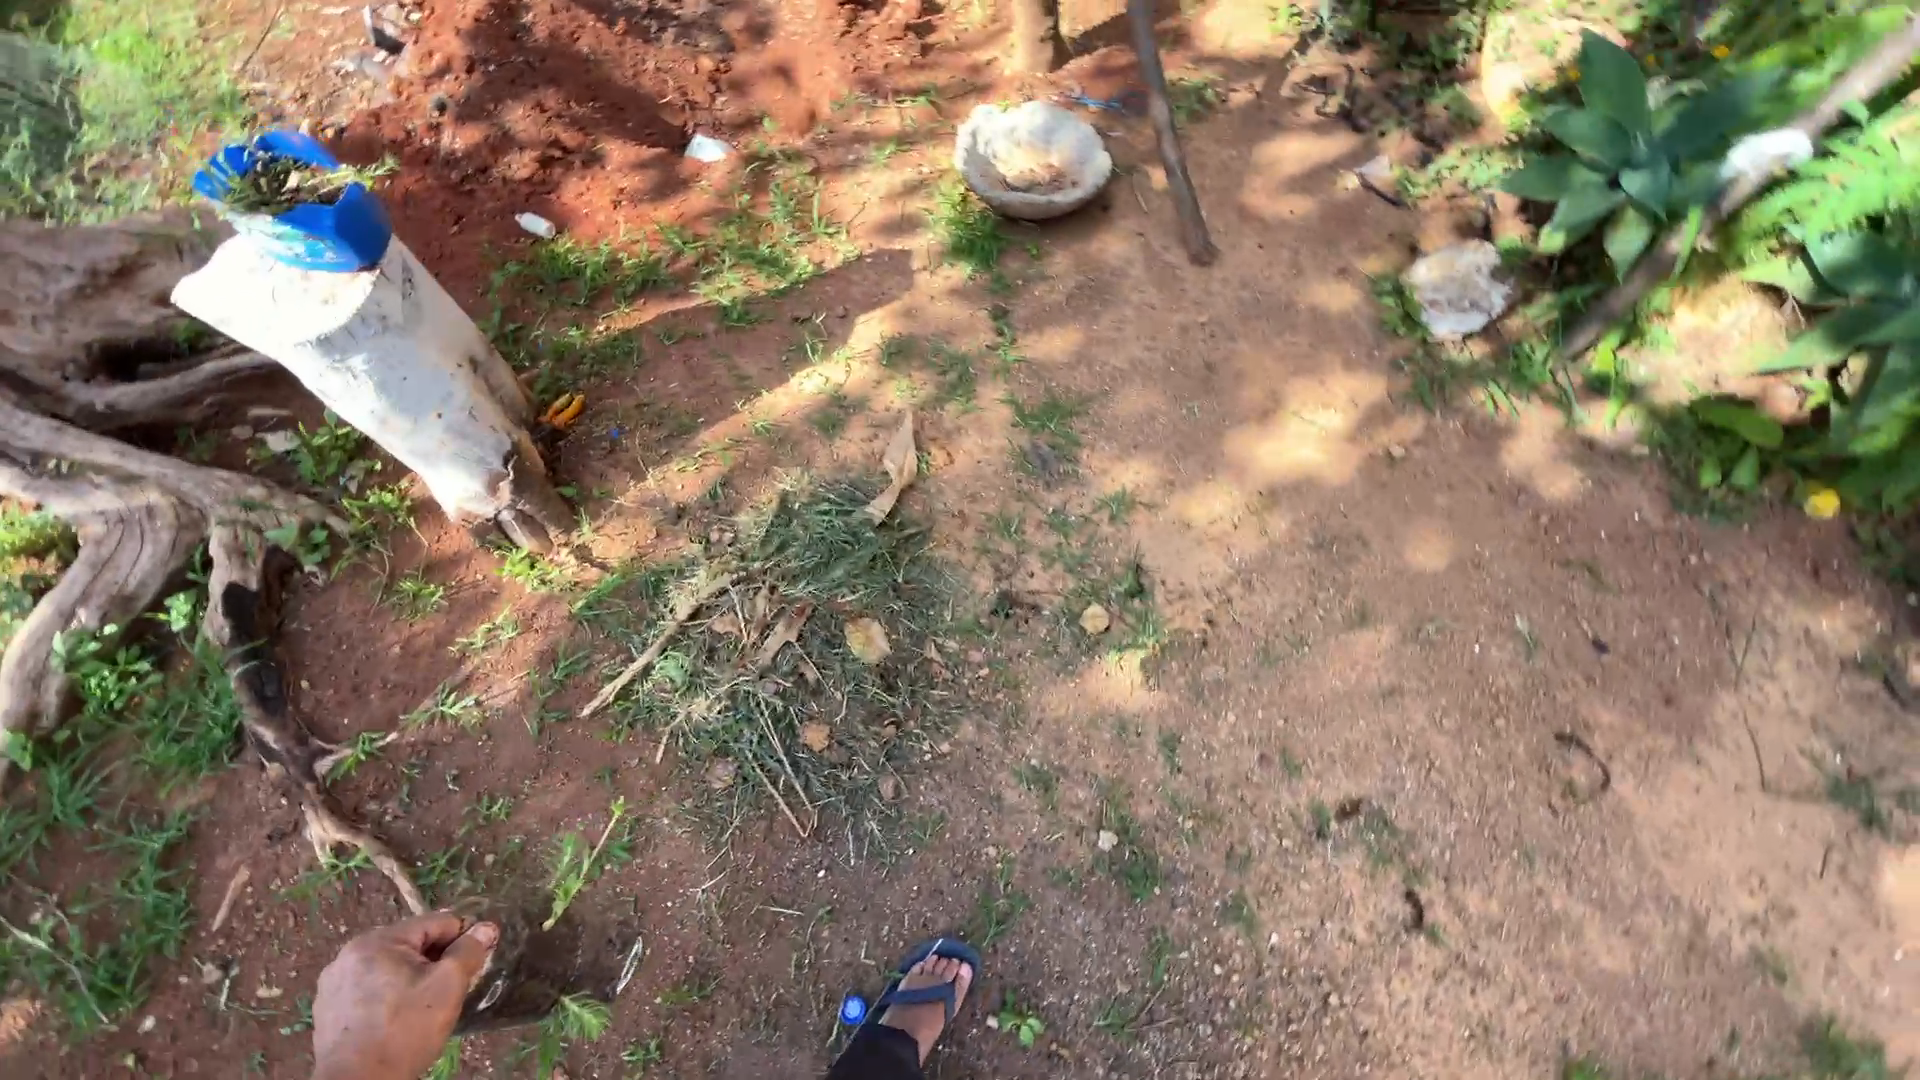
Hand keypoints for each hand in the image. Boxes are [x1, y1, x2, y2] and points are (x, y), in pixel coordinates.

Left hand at [312, 912, 498, 1079]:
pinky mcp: (329, 1010)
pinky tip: (399, 1018)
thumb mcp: (449, 984)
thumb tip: (485, 928)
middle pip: (414, 944)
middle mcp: (349, 955)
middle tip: (449, 989)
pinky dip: (391, 995)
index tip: (473, 964)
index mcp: (377, 941)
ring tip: (425, 1007)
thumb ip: (470, 950)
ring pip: (393, 967)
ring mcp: (334, 984)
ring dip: (415, 978)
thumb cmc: (405, 1030)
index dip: (463, 940)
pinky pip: (373, 988)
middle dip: (436, 961)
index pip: (438, 923)